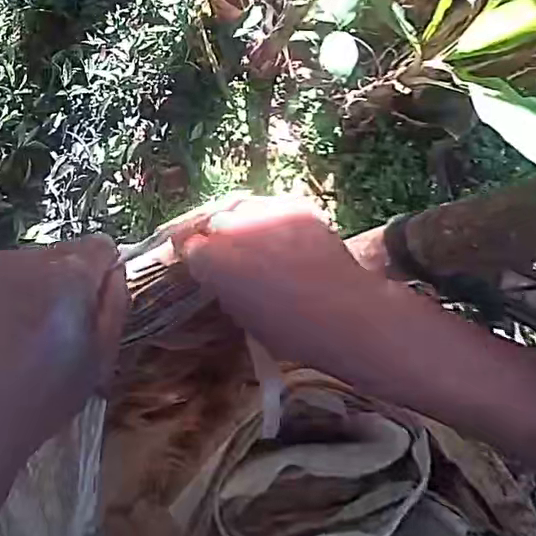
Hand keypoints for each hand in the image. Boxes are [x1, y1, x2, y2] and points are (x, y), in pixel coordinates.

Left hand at [0, 235, 126, 483]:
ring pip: (40, 260)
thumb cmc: (49, 391)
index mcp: (71, 273)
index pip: (103, 245)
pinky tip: (11, 324)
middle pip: (70, 252)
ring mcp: (1, 263)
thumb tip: (114, 271)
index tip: (97, 307)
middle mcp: (35, 257)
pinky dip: (19, 287)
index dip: (106, 274)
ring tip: (35, 328)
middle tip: (66, 325)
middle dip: (75, 278)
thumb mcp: (102, 355)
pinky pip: (13, 270)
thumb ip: (116, 303)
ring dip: (46, 281)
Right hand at [173, 196, 439, 379]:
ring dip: (243, 221)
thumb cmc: (291, 330)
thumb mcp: (242, 315)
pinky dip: (274, 218)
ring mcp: (262, 212)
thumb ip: (222, 286)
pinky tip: (285, 235)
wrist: (350, 315)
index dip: (195, 254)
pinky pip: (273, 206)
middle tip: (232, 252)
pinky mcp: (294, 205)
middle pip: (211, 222)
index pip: (186, 244)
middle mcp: (229, 228)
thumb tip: (220, 275)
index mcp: (209, 259)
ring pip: (240, 207)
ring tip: (256, 237)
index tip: (203, 262)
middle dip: (217, 235)